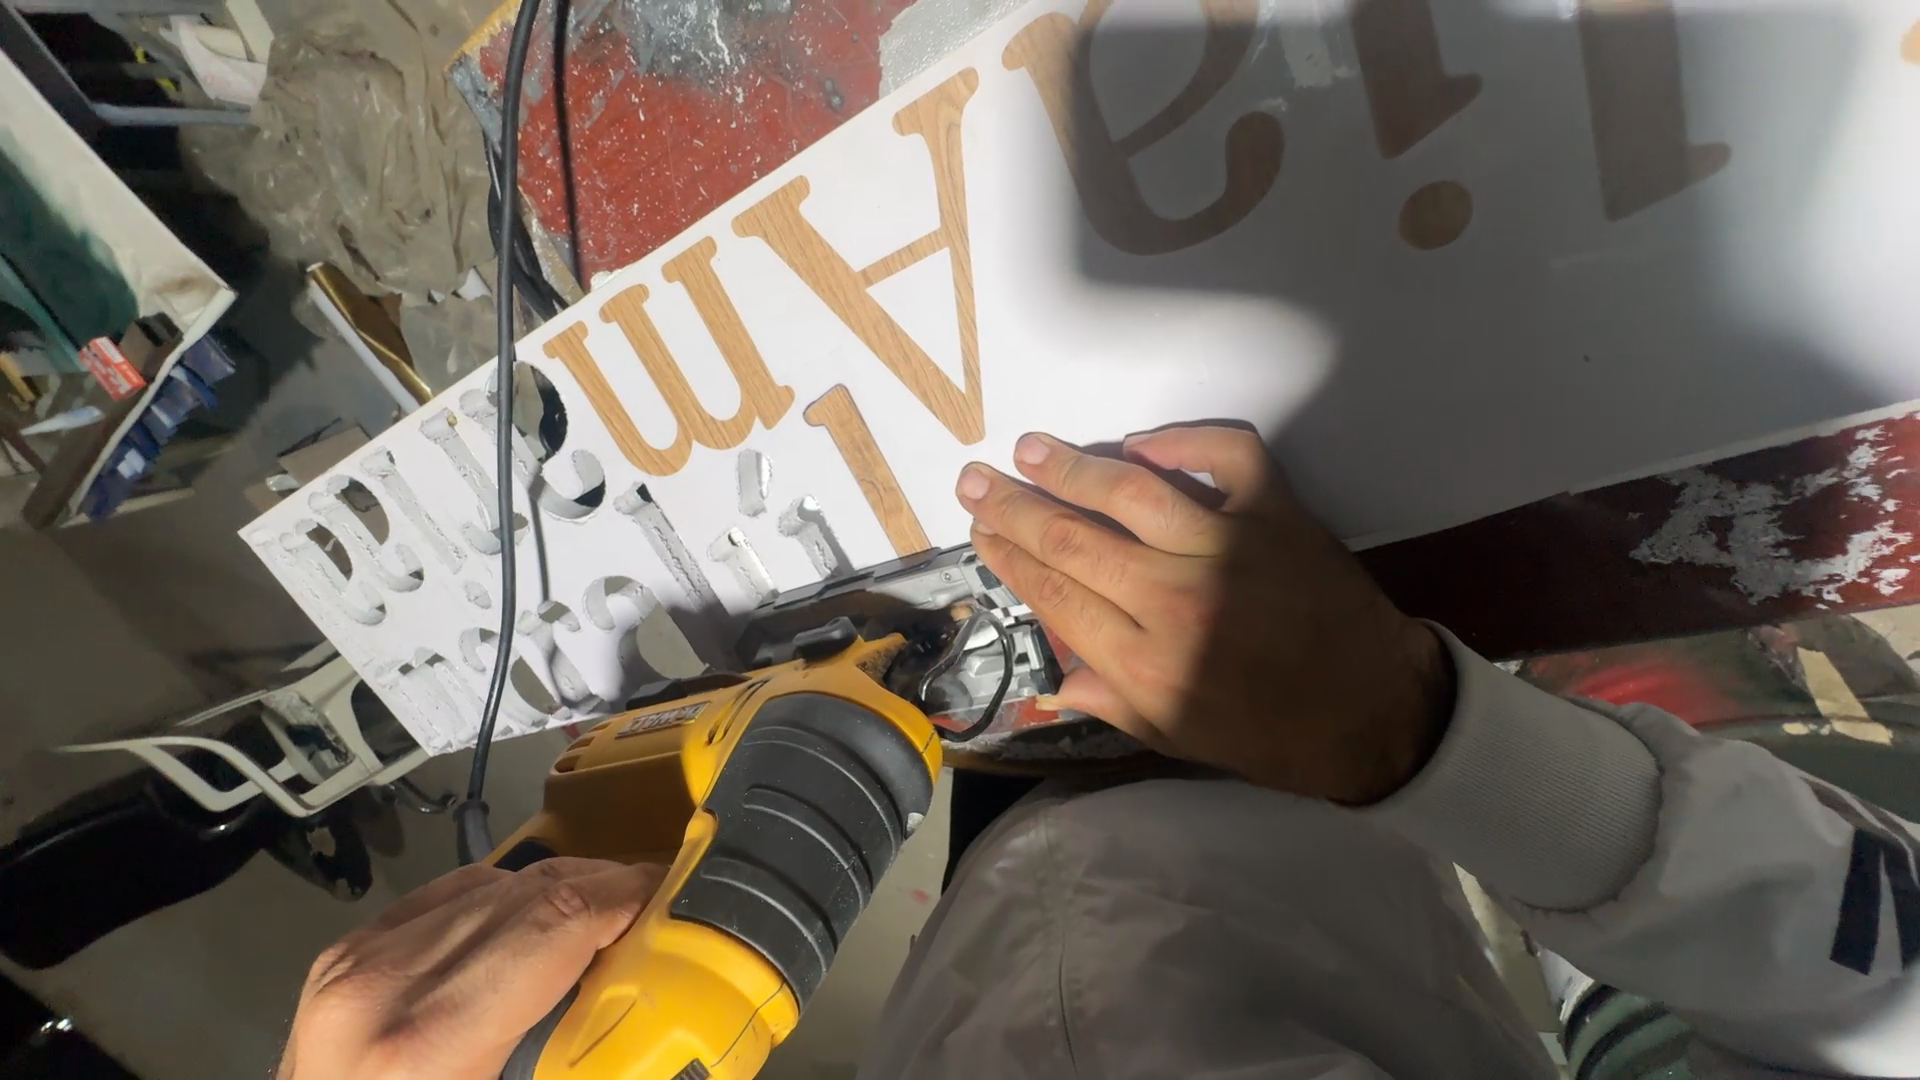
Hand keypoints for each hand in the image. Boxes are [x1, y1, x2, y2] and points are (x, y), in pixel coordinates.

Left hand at [280, 858, 665, 1079]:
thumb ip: (585, 1046)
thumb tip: (659, 976)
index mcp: (428, 1043)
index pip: (559, 919)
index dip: (628, 894)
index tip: (674, 898)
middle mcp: (383, 985)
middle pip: (536, 890)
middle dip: (609, 886)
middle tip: (653, 907)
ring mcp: (357, 959)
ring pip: (503, 879)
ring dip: (566, 888)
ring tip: (601, 916)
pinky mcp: (348, 948)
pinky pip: (461, 887)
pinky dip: (513, 894)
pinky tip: (532, 921)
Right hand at [956, 426, 1452, 804]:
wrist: (1374, 713)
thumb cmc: (1266, 733)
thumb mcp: (1175, 737)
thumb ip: (1109, 702)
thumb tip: (1053, 680)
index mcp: (1144, 662)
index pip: (1055, 593)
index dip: (1009, 556)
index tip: (980, 530)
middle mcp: (1175, 598)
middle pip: (1073, 538)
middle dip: (1013, 506)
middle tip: (974, 480)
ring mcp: (1229, 548)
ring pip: (1131, 492)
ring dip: (1071, 467)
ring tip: (1028, 449)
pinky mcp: (1278, 515)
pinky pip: (1226, 456)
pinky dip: (1184, 438)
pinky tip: (1140, 441)